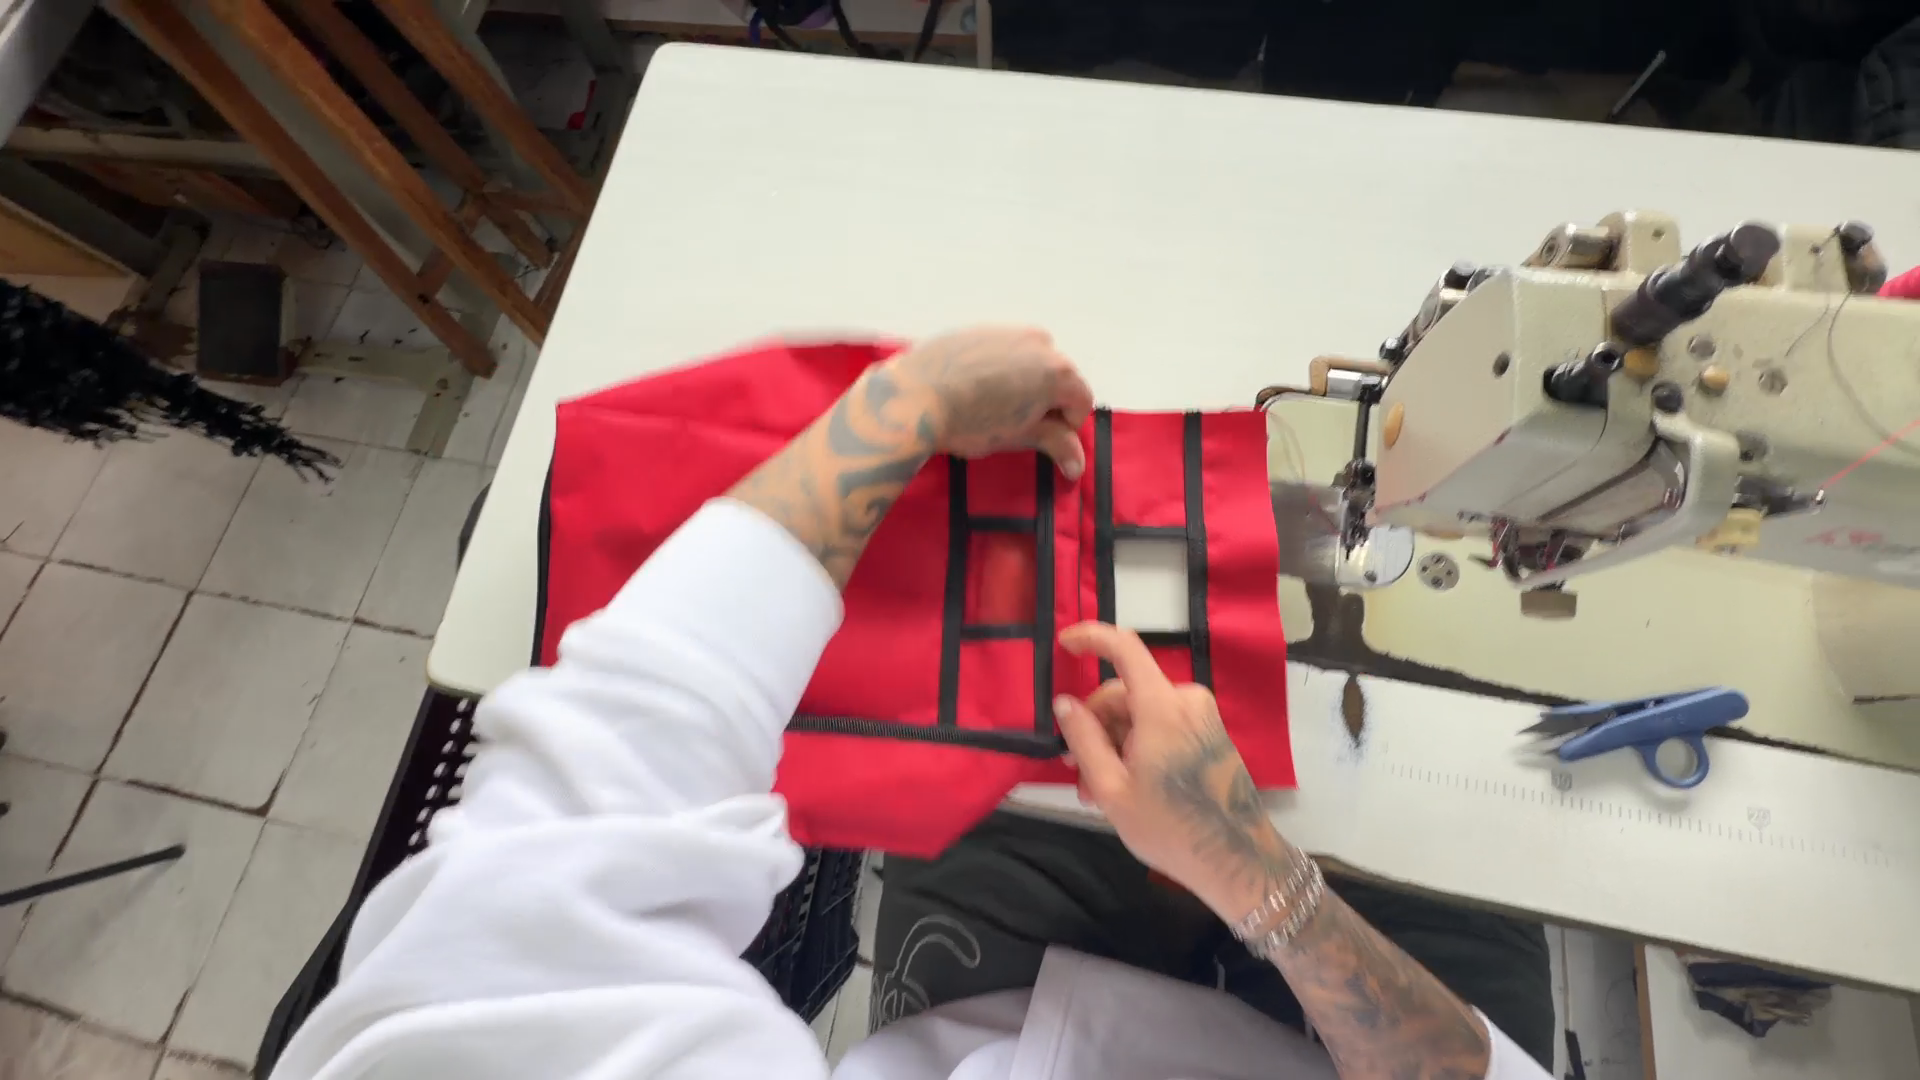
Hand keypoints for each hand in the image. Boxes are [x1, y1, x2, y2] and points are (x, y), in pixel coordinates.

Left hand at [887, 326, 1094, 479]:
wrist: (915, 396)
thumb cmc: (972, 421)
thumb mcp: (1018, 437)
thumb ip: (1055, 444)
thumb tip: (1078, 467)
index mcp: (1057, 370)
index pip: (1080, 401)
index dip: (1066, 426)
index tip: (1041, 439)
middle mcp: (1039, 342)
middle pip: (1056, 376)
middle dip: (1044, 401)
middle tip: (1014, 424)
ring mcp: (1007, 330)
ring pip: (1028, 361)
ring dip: (1021, 383)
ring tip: (989, 406)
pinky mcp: (978, 327)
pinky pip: (999, 350)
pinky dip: (995, 368)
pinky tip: (971, 388)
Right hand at [1053, 622, 1297, 920]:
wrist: (1238, 864)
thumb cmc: (1171, 828)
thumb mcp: (1112, 788)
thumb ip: (1083, 739)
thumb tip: (1064, 703)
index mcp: (1162, 706)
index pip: (1124, 648)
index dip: (1091, 637)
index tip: (1064, 644)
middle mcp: (1186, 700)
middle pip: (1124, 693)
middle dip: (1095, 727)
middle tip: (1076, 773)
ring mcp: (1201, 716)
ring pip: (1139, 714)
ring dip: (1114, 745)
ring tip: (1098, 792)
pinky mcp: (1208, 733)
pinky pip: (1160, 725)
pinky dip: (1137, 748)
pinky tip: (1126, 786)